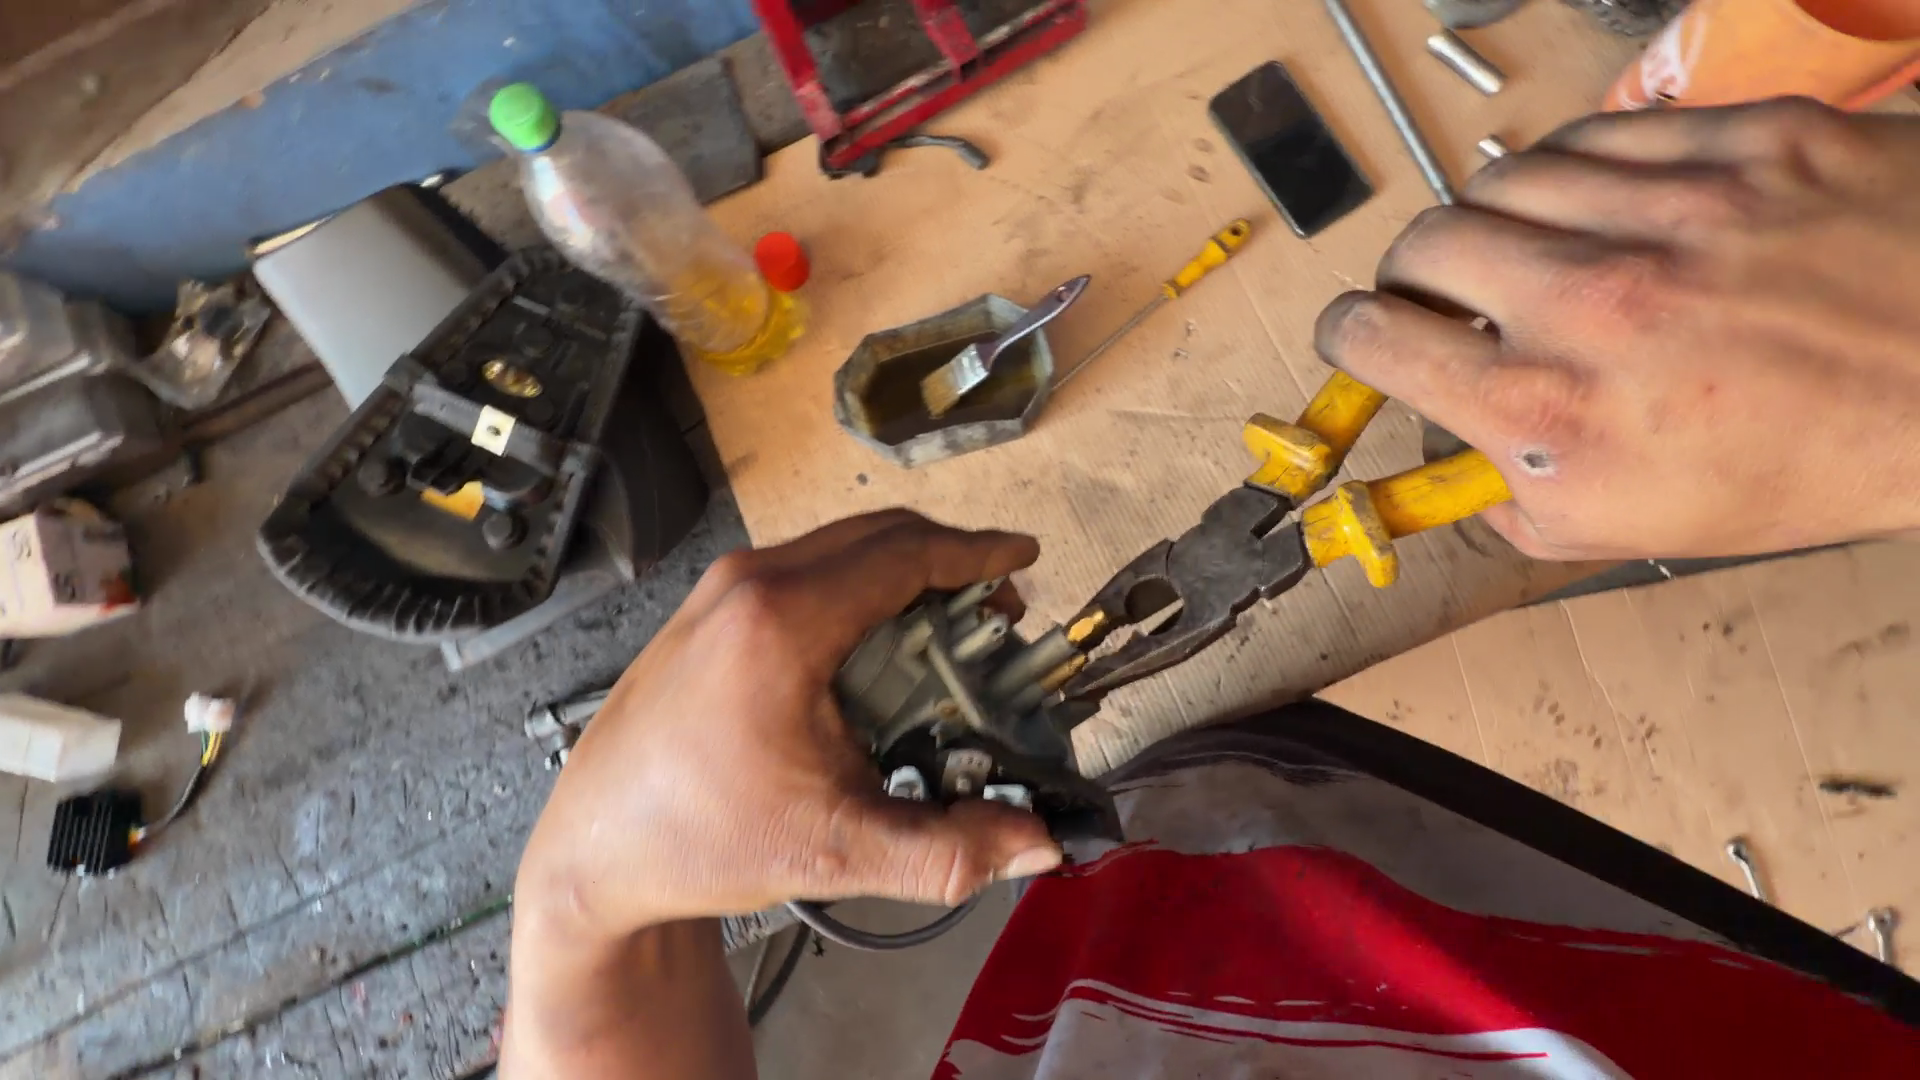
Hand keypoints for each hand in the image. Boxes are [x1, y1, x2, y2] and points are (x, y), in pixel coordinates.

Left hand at [513, 510, 1060, 943]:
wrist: (593, 848)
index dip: (975, 553)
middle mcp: (750, 583)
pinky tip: (876, 636)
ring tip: (945, 620)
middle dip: (949, 559)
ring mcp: (724, 588)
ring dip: (904, 569)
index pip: (904, 557)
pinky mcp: (712, 605)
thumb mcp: (834, 848)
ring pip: (841, 545)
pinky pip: (807, 566)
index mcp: (782, 621)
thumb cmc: (700, 841)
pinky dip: (860, 582)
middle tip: (994, 603)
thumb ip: (949, 850)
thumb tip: (1038, 842)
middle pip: (878, 535)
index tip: (1021, 556)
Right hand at [1316, 98, 1919, 559]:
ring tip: (1516, 251)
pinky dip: (1564, 175)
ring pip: (1496, 183)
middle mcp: (1588, 301)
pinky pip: (1594, 138)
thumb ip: (1494, 496)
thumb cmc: (1797, 467)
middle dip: (1406, 275)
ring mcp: (1669, 210)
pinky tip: (1588, 208)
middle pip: (1420, 247)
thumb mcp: (1610, 526)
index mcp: (1545, 403)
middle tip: (1435, 294)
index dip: (1343, 334)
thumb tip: (1436, 458)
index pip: (1375, 337)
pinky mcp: (1745, 144)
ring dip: (1482, 223)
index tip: (1355, 336)